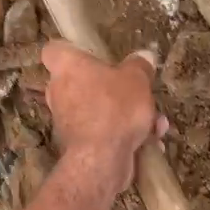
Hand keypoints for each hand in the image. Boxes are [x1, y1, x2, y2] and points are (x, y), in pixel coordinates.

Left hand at [41, 40, 164, 187]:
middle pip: (82, 84)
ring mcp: (67, 123)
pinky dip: (124, 139)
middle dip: (112, 92)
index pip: (54, 50)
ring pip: (99, 113)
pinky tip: (150, 144)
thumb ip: (140, 66)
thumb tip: (144, 56)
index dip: (71, 51)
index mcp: (67, 67)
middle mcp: (59, 93)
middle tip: (136, 96)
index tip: (90, 57)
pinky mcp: (79, 147)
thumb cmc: (115, 107)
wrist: (102, 159)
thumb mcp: (136, 79)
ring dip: (126, 118)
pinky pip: (103, 136)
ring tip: (155, 125)